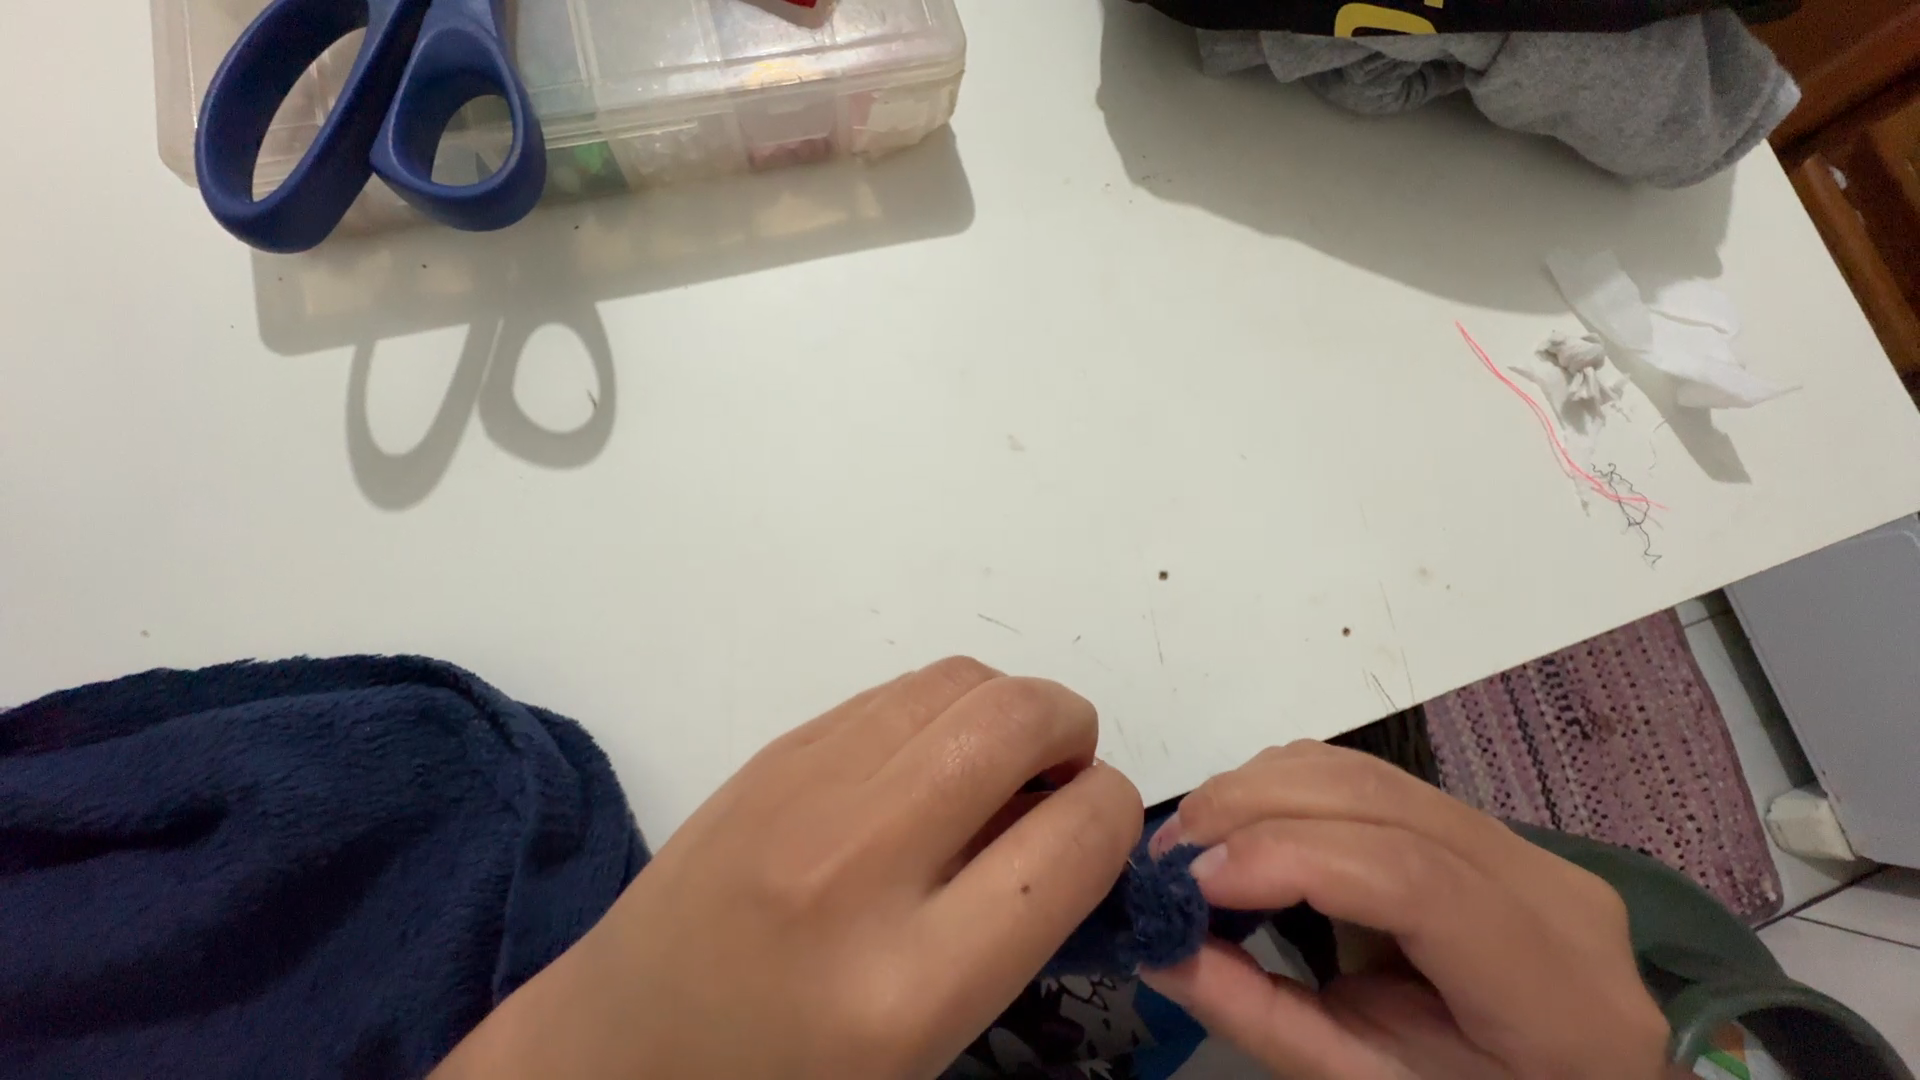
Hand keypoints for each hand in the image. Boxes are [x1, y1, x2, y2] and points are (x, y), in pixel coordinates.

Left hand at [432, 658, 1142, 1079]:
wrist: (617, 1051)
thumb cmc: (787, 1076)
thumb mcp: (925, 1039)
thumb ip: (1014, 925)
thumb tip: (1071, 819)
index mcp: (911, 981)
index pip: (1075, 839)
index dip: (1113, 816)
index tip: (1096, 827)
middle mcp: (858, 861)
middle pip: (1018, 720)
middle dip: (1072, 731)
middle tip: (1057, 778)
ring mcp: (805, 786)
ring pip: (959, 681)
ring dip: (1008, 708)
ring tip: (995, 763)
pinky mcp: (775, 748)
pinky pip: (897, 688)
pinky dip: (944, 707)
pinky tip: (927, 758)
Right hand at [1138, 742, 1674, 1079]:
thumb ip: (1259, 1016)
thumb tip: (1156, 944)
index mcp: (1555, 990)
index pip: (1410, 879)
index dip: (1286, 860)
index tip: (1191, 882)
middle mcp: (1546, 886)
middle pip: (1375, 800)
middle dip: (1249, 809)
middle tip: (1167, 854)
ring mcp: (1514, 841)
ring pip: (1359, 771)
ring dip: (1256, 789)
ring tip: (1193, 842)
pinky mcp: (1471, 821)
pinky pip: (1360, 773)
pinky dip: (1283, 786)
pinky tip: (1244, 827)